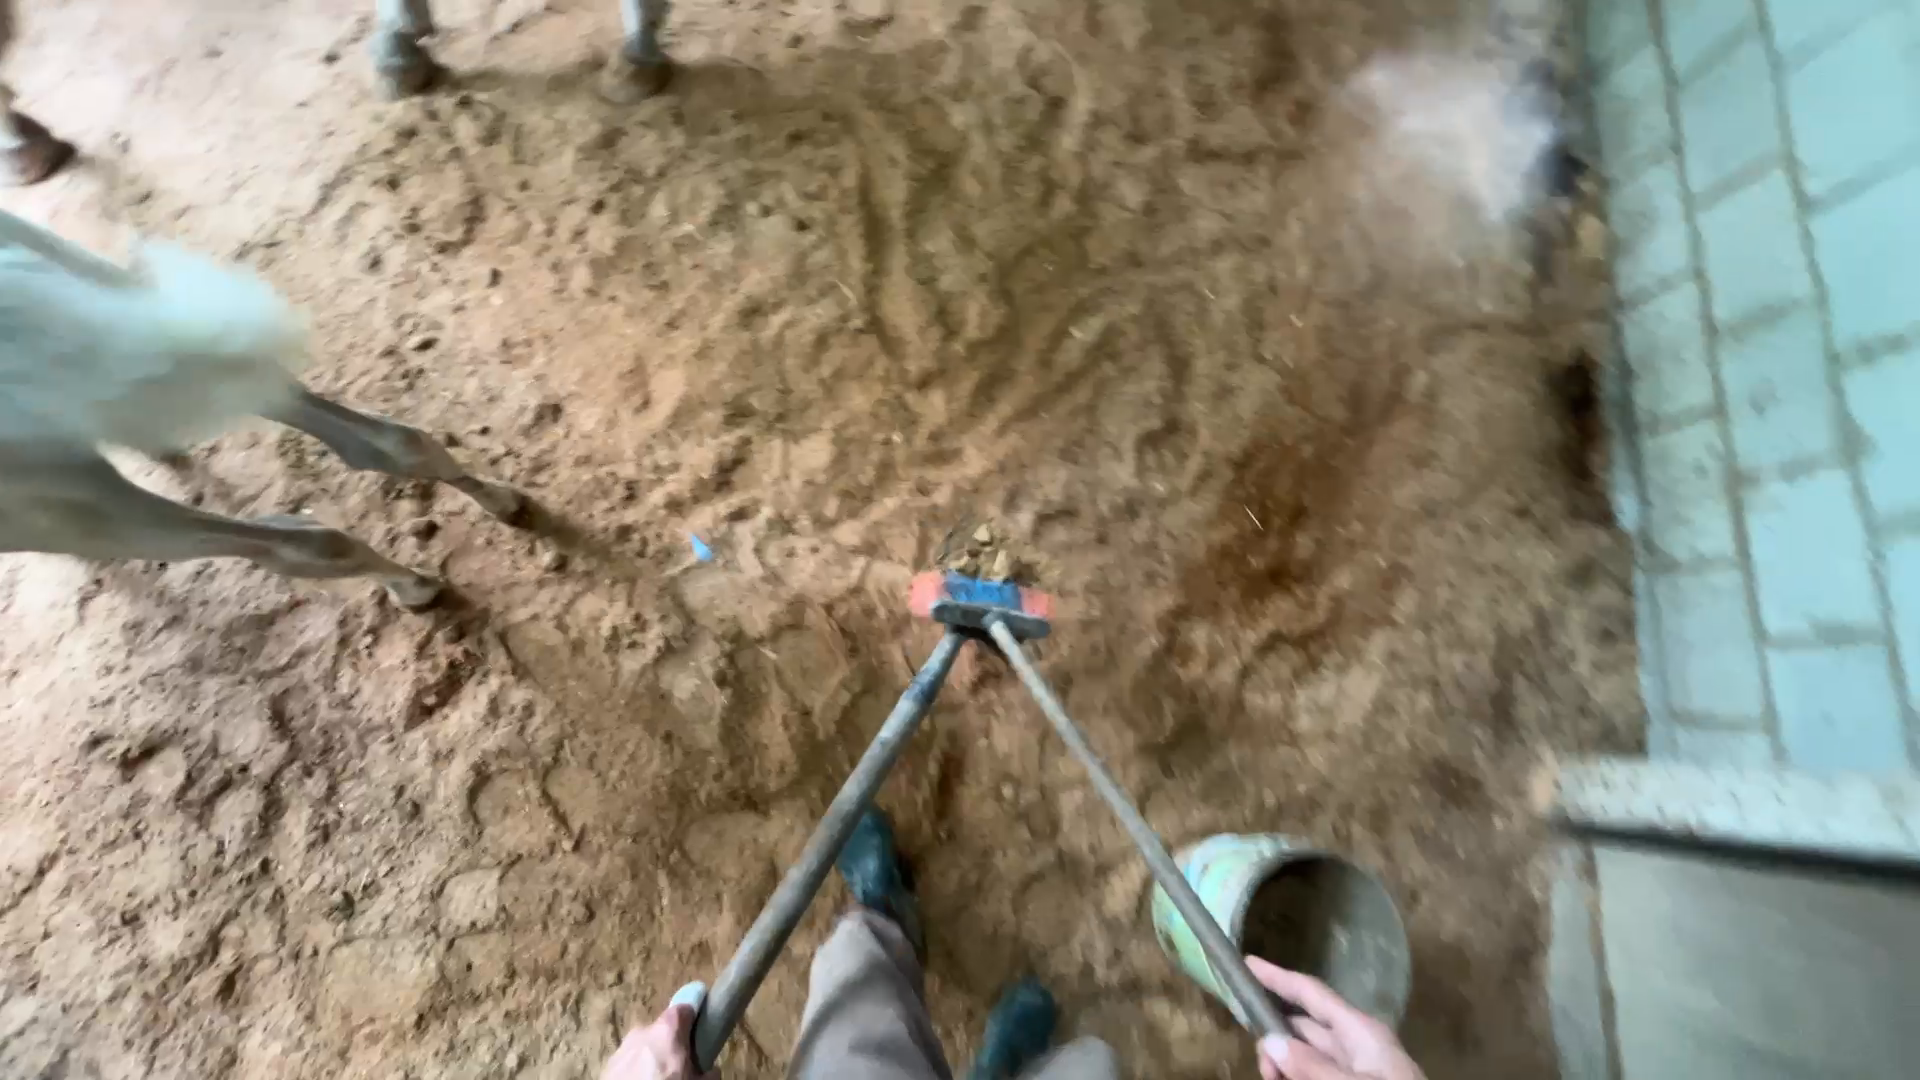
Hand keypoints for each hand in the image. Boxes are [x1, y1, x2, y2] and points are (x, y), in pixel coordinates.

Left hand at [601, 983, 711, 1079]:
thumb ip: (708, 1074)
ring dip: (651, 1062)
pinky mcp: (605, 1070)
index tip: (700, 1036)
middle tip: (679, 1069)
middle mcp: (643, 1031)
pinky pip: (627, 1066)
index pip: (687, 1007)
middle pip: (663, 1030)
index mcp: (668, 1029)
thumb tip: (711, 1071)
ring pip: (643, 1049)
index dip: (695, 1020)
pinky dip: (633, 1075)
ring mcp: (621, 1050)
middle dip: (671, 1046)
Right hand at [1246, 957, 1423, 1079]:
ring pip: (1307, 1060)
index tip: (1245, 964)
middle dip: (1276, 1039)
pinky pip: (1317, 1078)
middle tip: (1261, 1066)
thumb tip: (1272, 1042)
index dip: (1277, 977)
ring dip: (1287, 1068)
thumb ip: (1313, 1068)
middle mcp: (1358, 1048)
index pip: (1311, 993)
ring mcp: (1358, 1075)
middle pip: (1305, 1029)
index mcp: (1361, 1033)